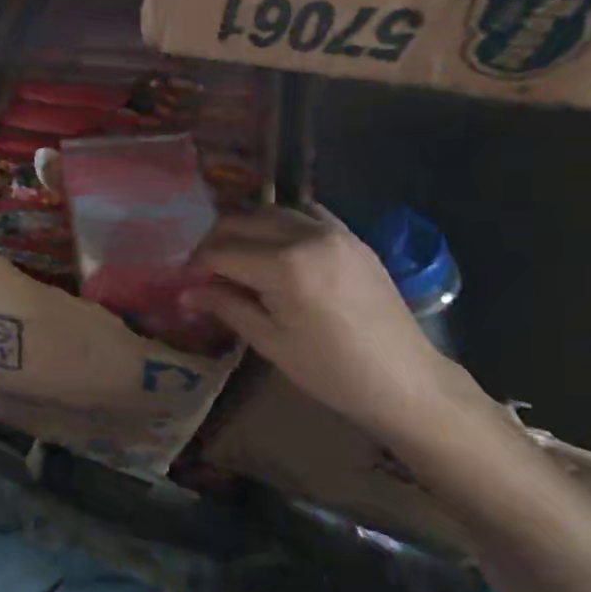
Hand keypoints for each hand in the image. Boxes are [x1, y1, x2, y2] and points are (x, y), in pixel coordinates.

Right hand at [182, 206, 488, 439]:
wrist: (405, 380)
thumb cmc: (331, 371)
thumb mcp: (270, 342)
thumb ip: (226, 305)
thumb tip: (186, 291)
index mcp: (284, 265)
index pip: (221, 251)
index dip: (196, 265)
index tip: (185, 282)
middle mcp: (306, 235)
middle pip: (241, 221)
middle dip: (215, 243)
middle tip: (204, 271)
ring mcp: (333, 230)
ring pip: (270, 212)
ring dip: (245, 229)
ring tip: (236, 259)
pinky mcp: (350, 236)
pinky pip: (304, 214)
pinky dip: (280, 223)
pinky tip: (273, 248)